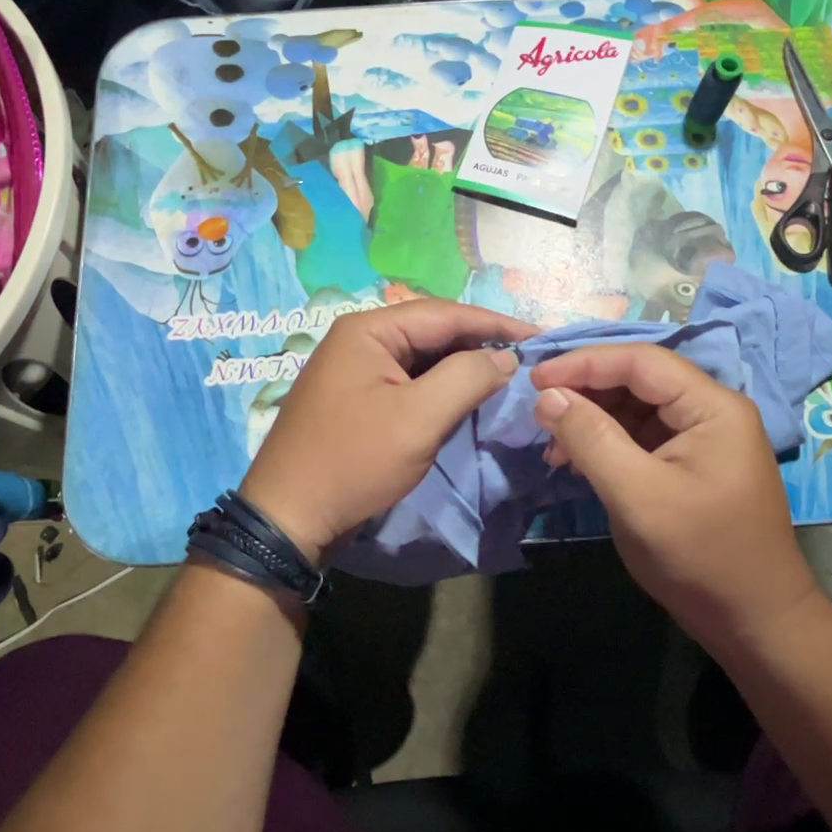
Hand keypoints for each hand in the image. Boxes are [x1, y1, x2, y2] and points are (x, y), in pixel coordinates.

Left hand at [241, 300, 537, 562]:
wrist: (290, 518)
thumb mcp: (418, 418)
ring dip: (461, 367)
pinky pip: (407, 382)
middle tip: (528, 359)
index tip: (540, 337)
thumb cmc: (354, 461)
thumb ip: (466, 378)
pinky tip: (466, 398)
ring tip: (506, 377)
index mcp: (368, 330)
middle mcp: (359, 340)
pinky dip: (439, 388)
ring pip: (421, 358)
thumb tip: (504, 357)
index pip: (444, 313)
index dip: (495, 324)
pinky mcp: (358, 400)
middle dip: (479, 344)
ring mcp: (355, 370)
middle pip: (432, 331)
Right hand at [529, 343, 821, 646]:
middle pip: (639, 380)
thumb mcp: (637, 495)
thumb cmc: (700, 555)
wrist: (755, 621)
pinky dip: (607, 444)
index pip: (641, 361)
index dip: (584, 363)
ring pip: (637, 409)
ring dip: (592, 420)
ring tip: (553, 447)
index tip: (535, 379)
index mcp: (713, 407)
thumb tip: (548, 395)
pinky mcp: (692, 466)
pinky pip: (643, 438)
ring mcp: (704, 440)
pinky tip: (577, 463)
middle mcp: (712, 412)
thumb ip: (591, 438)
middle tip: (539, 414)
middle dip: (586, 392)